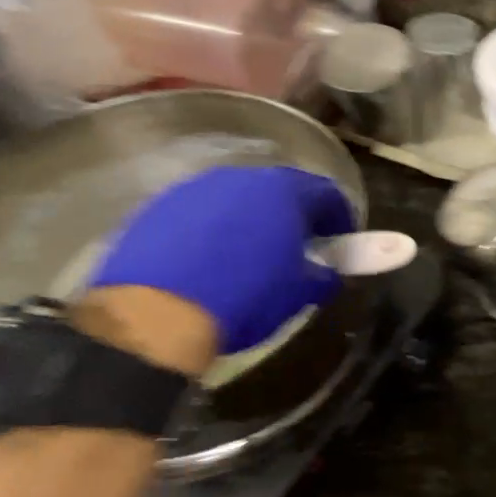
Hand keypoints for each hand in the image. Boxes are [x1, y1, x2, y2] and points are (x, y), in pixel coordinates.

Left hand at [89, 166, 355, 352]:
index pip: (326, 193)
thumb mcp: (301, 292)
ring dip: (252, 223)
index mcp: (282, 190)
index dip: (340, 217)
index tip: (342, 241)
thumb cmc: (246, 297)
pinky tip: (212, 264)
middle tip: (300, 247)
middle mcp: (239, 179)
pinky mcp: (155, 210)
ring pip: (236, 201)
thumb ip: (323, 275)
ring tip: (253, 258)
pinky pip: (199, 216)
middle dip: (294, 216)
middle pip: (279, 191)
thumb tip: (326, 273)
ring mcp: (192, 191)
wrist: (154, 317)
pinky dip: (214, 233)